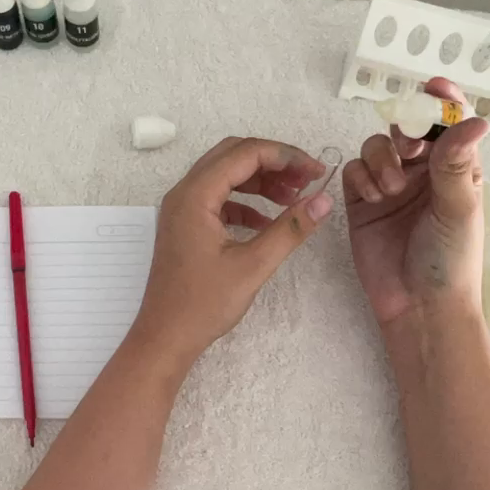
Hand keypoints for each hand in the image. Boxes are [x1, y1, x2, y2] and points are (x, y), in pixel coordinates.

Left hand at [131, 137, 334, 361]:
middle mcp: (183, 194)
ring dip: (260, 181)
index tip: (316, 172)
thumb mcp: (254, 265)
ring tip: (293, 199)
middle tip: (307, 180)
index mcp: (195, 196)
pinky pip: (218, 199)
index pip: (245, 153)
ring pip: (225, 176)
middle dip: (274, 162)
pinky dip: (246, 202)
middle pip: (233, 156)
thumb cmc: (202, 305)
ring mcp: (181, 210)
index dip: (286, 156)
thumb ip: (290, 229)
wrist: (165, 336)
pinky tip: (268, 222)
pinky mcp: (185, 226)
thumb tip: (324, 200)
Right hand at [343, 78, 489, 327]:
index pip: (449, 123)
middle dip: (405, 131)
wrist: (417, 306)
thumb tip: (476, 119)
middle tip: (409, 149)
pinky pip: (352, 172)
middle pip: (407, 128)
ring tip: (391, 189)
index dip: (442, 101)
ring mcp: (389, 187)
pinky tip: (373, 199)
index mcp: (455, 168)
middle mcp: (422, 172)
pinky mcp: (360, 204)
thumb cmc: (449, 259)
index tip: (432, 87)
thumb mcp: (458, 208)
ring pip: (375, 146)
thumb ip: (455, 163)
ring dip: (380, 158)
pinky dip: (360, 177)